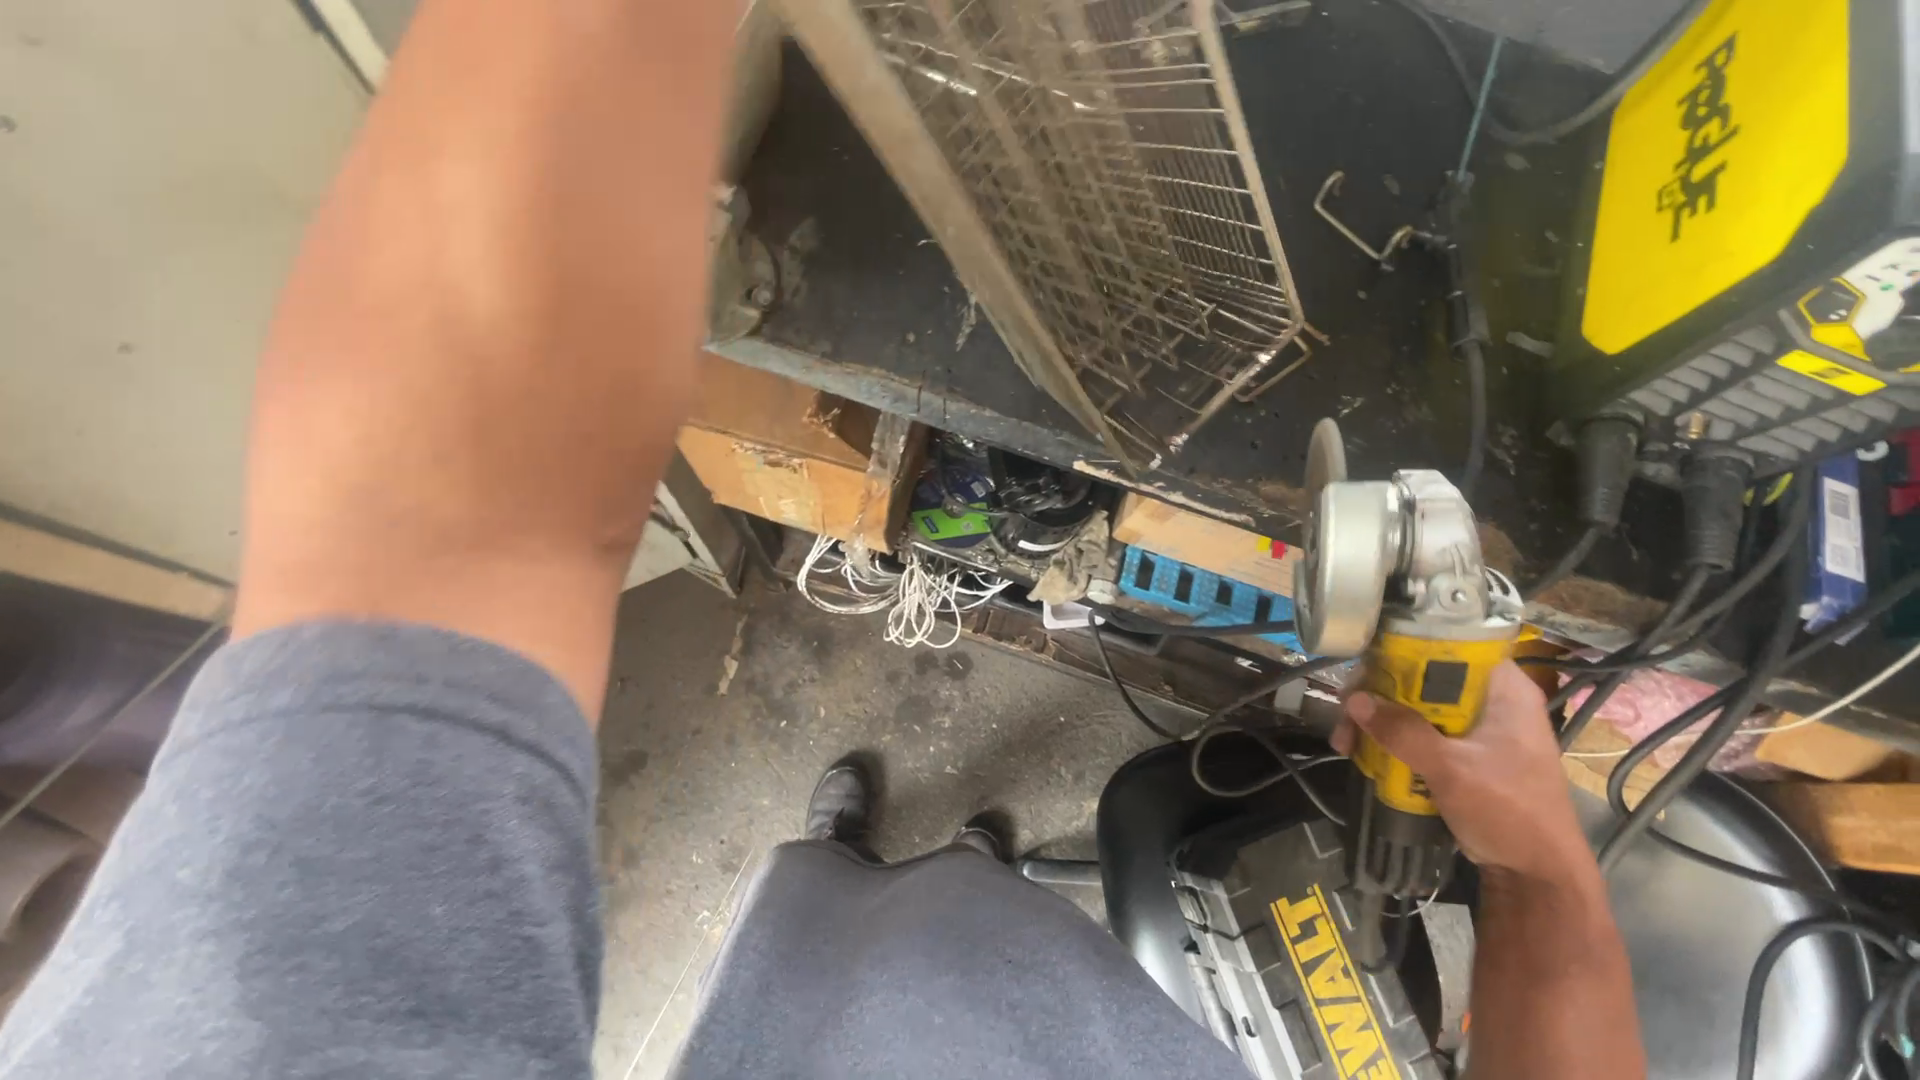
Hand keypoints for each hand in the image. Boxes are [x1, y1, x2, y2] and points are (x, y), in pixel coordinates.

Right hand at [1332, 662, 1591, 885]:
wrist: (1536, 876)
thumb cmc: (1509, 814)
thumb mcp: (1452, 770)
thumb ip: (1403, 732)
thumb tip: (1355, 701)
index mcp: (1503, 689)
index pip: (1447, 645)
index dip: (1402, 651)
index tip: (1366, 673)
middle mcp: (1488, 699)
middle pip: (1420, 676)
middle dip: (1377, 695)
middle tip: (1349, 719)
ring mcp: (1474, 726)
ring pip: (1412, 705)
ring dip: (1376, 721)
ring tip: (1348, 746)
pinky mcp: (1460, 751)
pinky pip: (1415, 730)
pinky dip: (1388, 740)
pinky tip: (1363, 756)